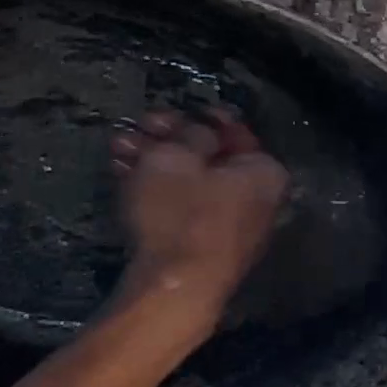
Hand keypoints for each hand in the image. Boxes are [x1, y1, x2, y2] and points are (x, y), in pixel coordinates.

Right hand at [110, 109, 287, 327]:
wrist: (182, 278)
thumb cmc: (183, 210)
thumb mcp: (179, 158)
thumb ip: (192, 136)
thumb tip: (203, 130)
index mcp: (266, 171)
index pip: (239, 133)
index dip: (206, 117)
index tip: (177, 108)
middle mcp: (262, 194)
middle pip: (215, 155)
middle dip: (172, 138)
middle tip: (138, 125)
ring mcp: (238, 217)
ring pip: (196, 177)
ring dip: (157, 158)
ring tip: (119, 146)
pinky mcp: (212, 236)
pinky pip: (188, 200)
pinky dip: (159, 184)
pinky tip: (125, 172)